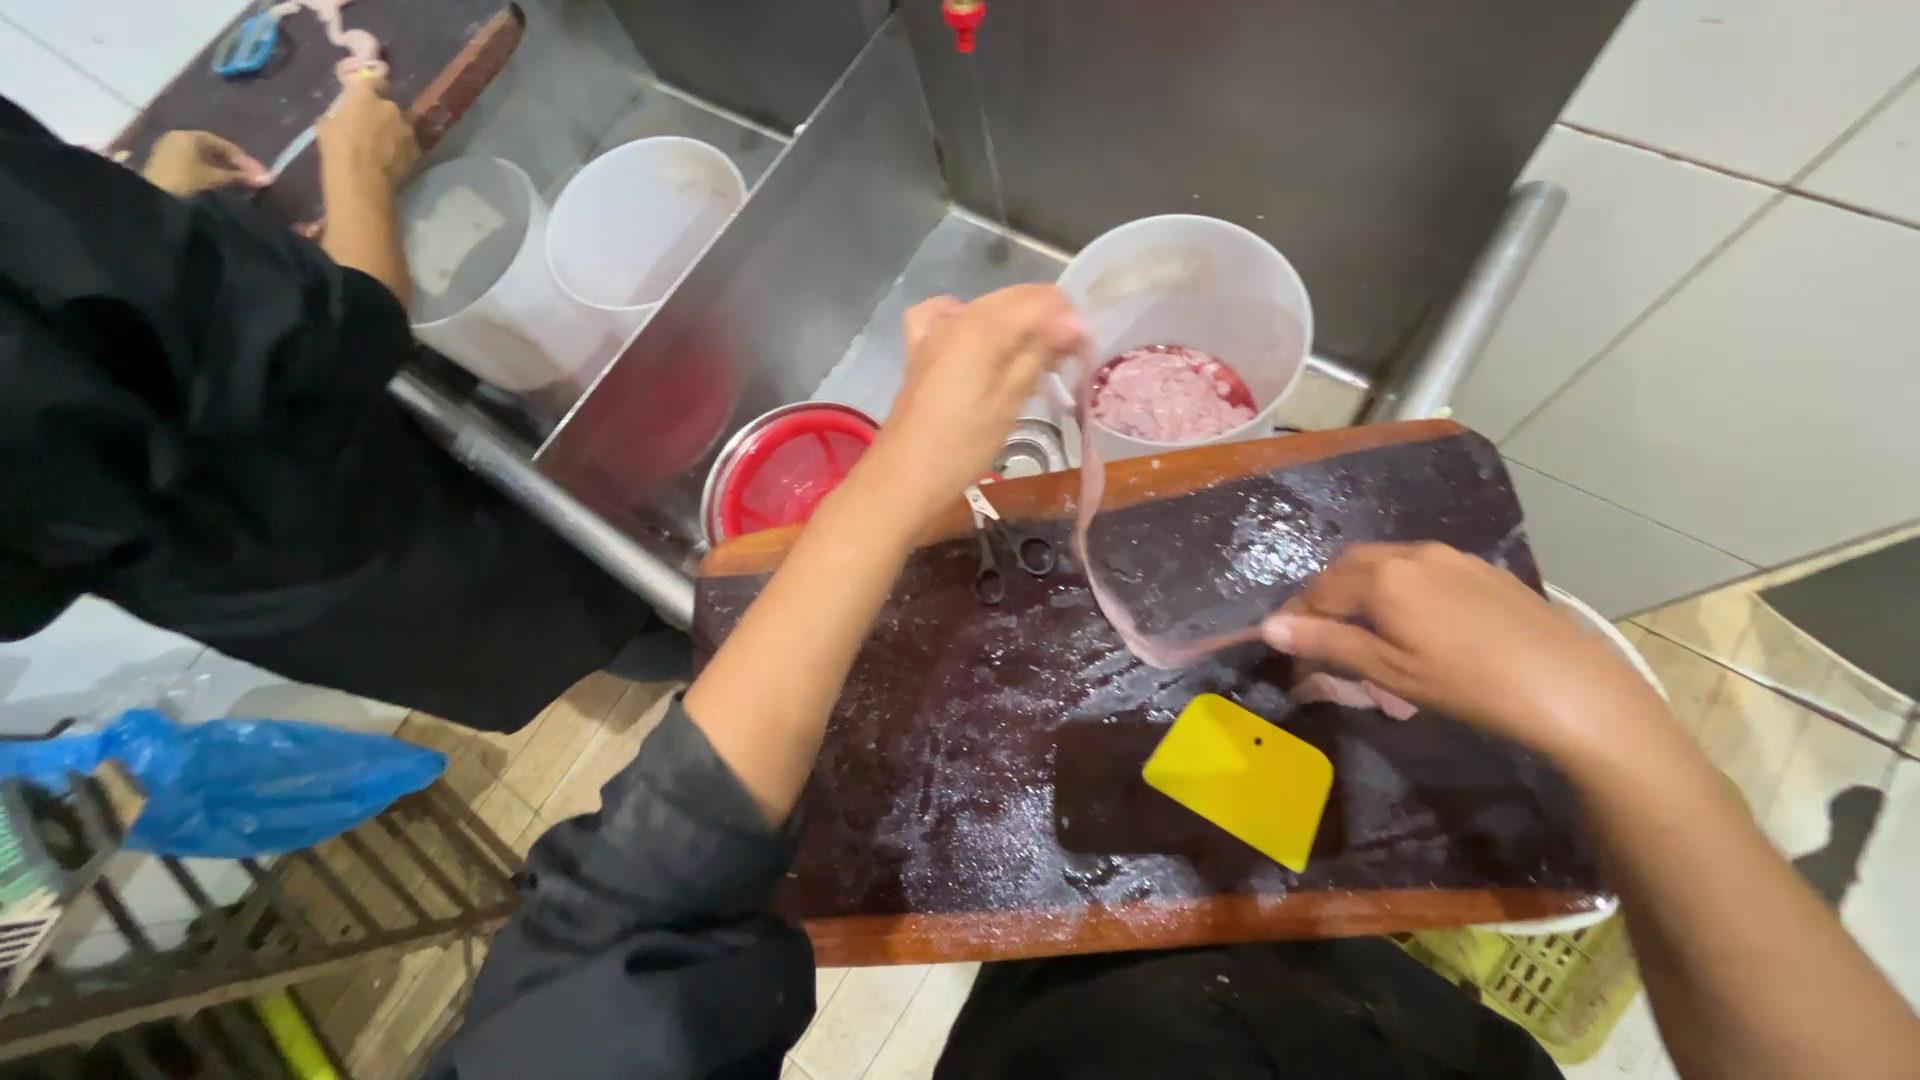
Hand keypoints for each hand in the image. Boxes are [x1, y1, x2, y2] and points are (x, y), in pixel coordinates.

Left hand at [142, 131, 270, 195]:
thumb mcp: (218, 179)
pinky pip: (195, 163)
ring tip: (240, 183)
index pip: (226, 145)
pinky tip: (222, 183)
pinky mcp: (168, 162)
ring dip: (224, 170)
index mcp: (191, 136)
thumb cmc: (189, 181)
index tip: (260, 174)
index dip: (246, 161)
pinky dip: (211, 172)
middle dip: (235, 165)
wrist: (157, 195)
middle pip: (215, 150)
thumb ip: (243, 177)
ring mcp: (171, 149)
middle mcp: (180, 137)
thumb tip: (269, 178)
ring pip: (205, 158)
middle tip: (252, 179)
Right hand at [316, 74, 416, 191]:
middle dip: (383, 113)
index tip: (369, 91)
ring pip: (402, 124)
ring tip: (385, 144)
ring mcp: (408, 129)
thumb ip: (344, 110)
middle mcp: (392, 108)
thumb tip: (349, 111)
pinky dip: (403, 146)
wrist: (363, 178)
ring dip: (395, 130)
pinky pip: (409, 142)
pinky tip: (394, 155)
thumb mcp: (329, 121)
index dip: (372, 84)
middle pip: (390, 106)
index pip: (374, 79)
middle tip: (373, 125)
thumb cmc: (338, 147)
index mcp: (366, 95)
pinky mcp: (418, 149)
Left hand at [861, 285, 1085, 525]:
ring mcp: (933, 332)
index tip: (1086, 351)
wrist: (903, 478)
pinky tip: (983, 346)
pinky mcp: (921, 351)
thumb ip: (1039, 353)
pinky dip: (975, 325)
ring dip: (1018, 325)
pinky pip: (952, 320)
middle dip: (1046, 321)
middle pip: (1013, 299)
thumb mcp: (1009, 402)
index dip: (1069, 321)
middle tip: (1066, 360)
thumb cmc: (961, 448)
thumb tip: (1076, 321)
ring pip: (987, 308)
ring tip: (1034, 362)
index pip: (1040, 302)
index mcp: (981, 327)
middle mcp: (955, 318)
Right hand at [1262, 543, 1668, 759]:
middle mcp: (1411, 553)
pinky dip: (1398, 585)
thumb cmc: (1467, 685)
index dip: (1297, 618)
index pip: (1317, 590)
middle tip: (1324, 637)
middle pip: (1347, 567)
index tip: (1290, 648)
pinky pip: (1420, 566)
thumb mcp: (1388, 671)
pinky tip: (1415, 618)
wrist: (1571, 687)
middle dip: (1326, 596)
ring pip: (1384, 562)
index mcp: (1382, 577)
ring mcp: (1450, 556)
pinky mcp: (1481, 568)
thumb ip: (1326, 642)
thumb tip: (1268, 626)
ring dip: (1361, 588)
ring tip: (1367, 628)